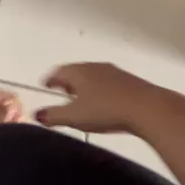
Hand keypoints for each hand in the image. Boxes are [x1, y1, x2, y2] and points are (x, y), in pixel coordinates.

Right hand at [36, 63, 170, 134]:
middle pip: (75, 71)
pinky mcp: (130, 81)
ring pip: (92, 75)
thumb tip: (36, 115)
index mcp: (78, 72)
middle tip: (61, 92)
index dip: (49, 79)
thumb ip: (53, 116)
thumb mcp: (74, 117)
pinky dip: (98, 88)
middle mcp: (95, 67)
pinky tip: (103, 101)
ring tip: (81, 98)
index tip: (45, 86)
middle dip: (66, 81)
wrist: (148, 108)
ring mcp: (114, 72)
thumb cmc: (105, 111)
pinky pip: (107, 81)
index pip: (58, 72)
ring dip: (83, 85)